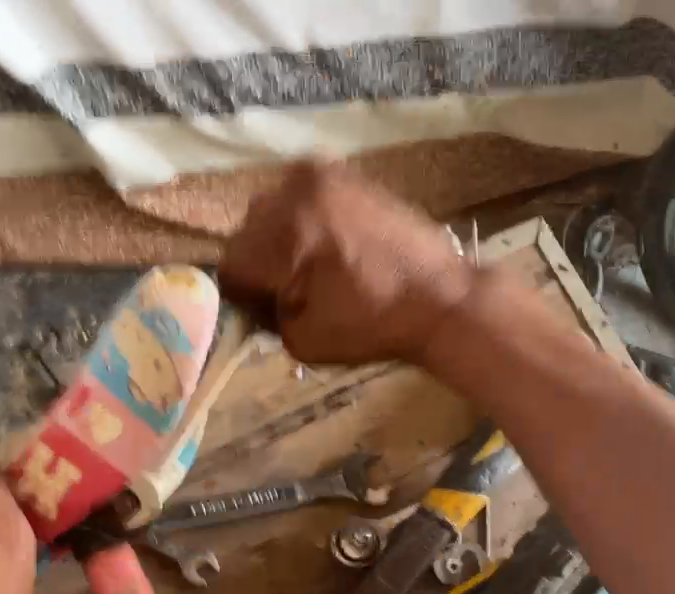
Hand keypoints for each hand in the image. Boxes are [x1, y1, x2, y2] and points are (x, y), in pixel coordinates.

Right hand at [220, 161, 481, 365]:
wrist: (441, 297)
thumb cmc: (374, 323)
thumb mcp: (303, 339)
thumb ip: (267, 317)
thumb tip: (259, 301)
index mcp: (284, 232)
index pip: (233, 264)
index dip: (244, 296)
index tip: (266, 312)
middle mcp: (295, 189)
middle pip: (251, 231)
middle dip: (263, 264)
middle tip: (292, 294)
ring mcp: (322, 174)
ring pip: (275, 211)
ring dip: (283, 240)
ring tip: (315, 270)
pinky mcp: (345, 174)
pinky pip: (303, 197)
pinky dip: (307, 222)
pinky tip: (331, 249)